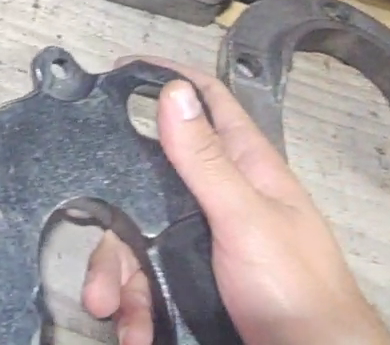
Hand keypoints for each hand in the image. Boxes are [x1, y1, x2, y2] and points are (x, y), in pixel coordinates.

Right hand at [81, 58, 389, 344]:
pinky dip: (133, 303)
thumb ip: (207, 159)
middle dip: (116, 205)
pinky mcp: (192, 281)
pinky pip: (147, 280)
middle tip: (91, 226)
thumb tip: (174, 90)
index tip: (121, 71)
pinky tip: (130, 325)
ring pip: (140, 235)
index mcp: (244, 166)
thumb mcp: (247, 219)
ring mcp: (203, 241)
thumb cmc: (298, 293)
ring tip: (108, 304)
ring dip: (117, 271)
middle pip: (151, 176)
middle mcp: (218, 197)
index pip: (207, 101)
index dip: (170, 78)